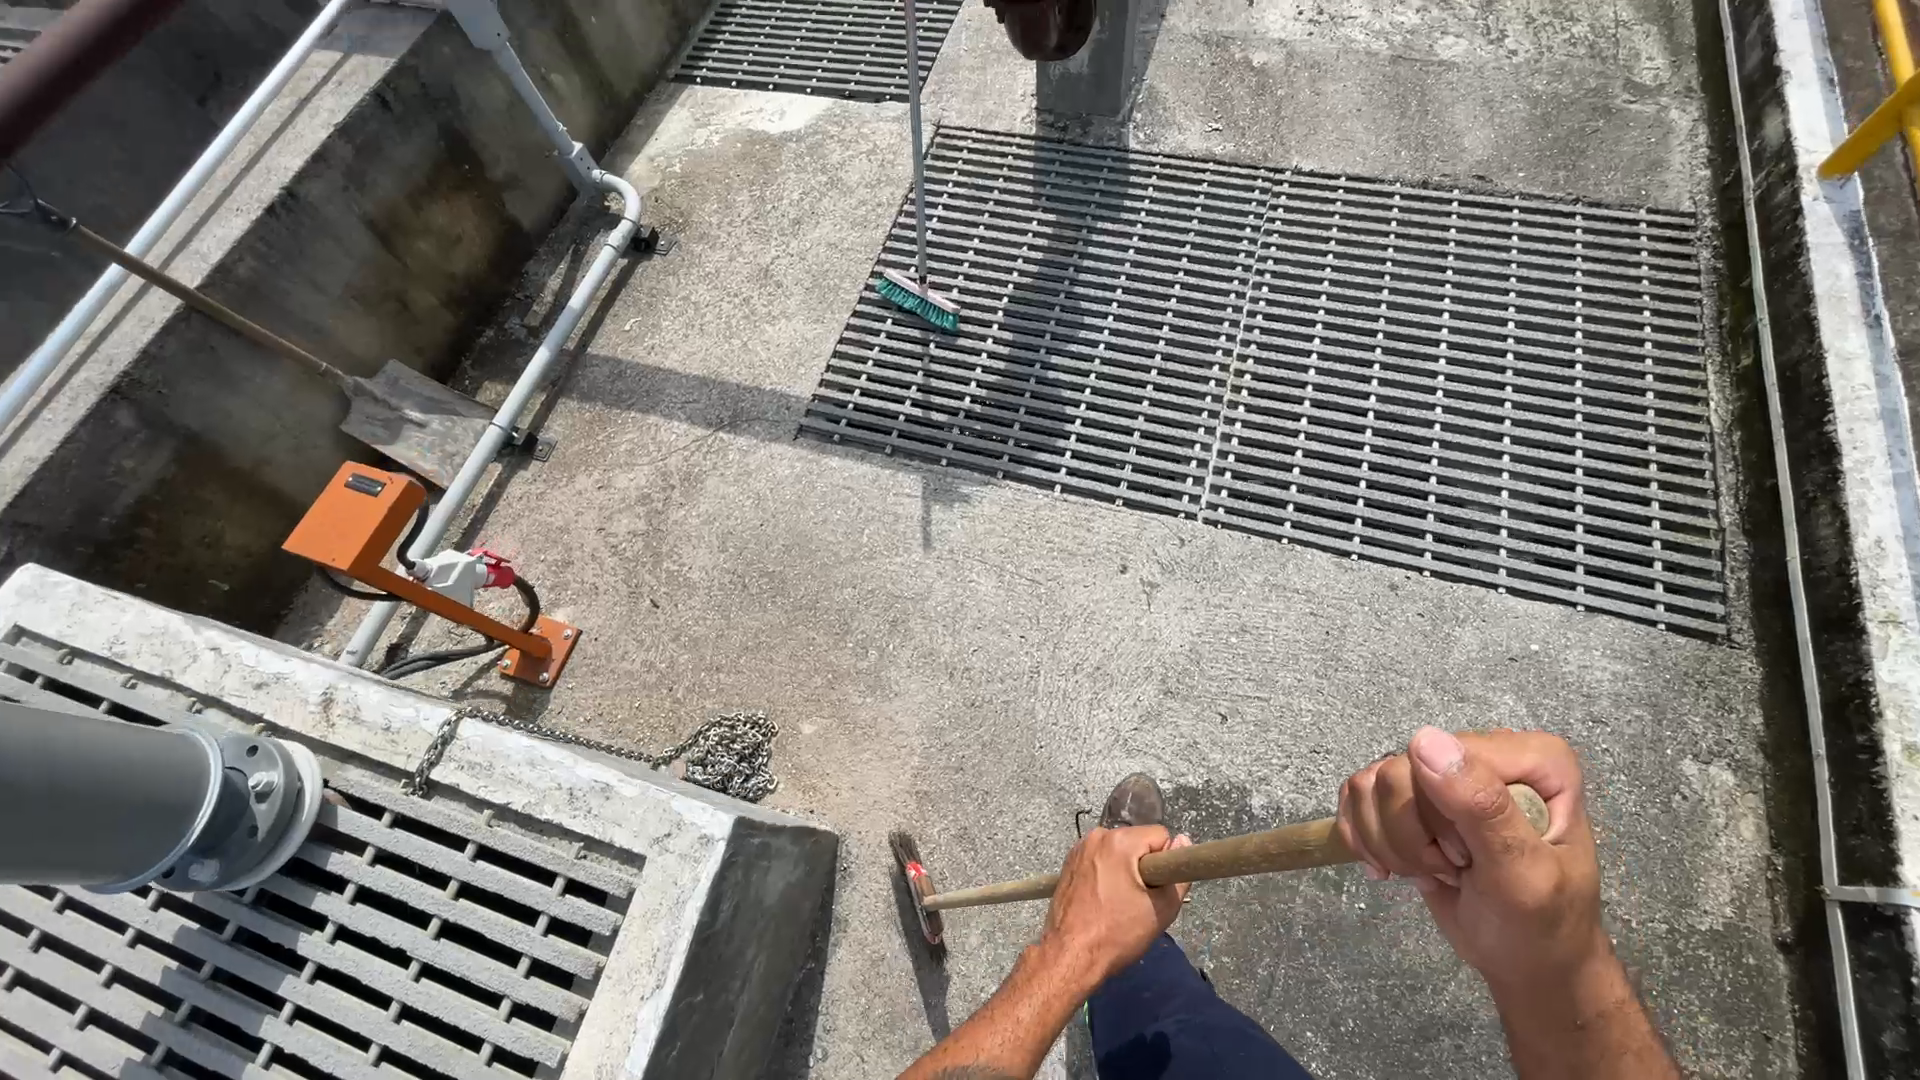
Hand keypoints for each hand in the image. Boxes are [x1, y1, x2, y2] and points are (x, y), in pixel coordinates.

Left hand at [1040, 825, 1192, 986]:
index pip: (1160, 836)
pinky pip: (1099, 859)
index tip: (1157, 889)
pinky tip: (1102, 899)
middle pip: (1136, 842)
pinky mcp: (1068, 861)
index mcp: (1119, 840)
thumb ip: (1178, 874)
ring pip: (1117, 851)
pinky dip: (1106, 872)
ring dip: (1125, 869)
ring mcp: (1078, 847)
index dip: (1165, 863)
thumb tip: (1184, 841)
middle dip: (1144, 865)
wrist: (1071, 954)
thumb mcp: (1162, 909)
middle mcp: (1096, 835)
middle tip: (1141, 899)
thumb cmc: (1118, 933)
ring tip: (1120, 902)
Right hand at [1336, 727, 1609, 994]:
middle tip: (1452, 869)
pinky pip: (1354, 795)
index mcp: (1529, 758)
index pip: (1439, 757)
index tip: (1469, 859)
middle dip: (1410, 836)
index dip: (1437, 815)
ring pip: (1367, 785)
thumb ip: (1482, 807)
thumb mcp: (1522, 873)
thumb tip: (1423, 740)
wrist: (1525, 963)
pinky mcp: (1405, 793)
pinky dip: (1364, 839)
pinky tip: (1394, 866)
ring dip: (1387, 843)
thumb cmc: (1540, 925)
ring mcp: (1439, 770)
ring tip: (1430, 871)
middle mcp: (1482, 751)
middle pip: (1396, 772)